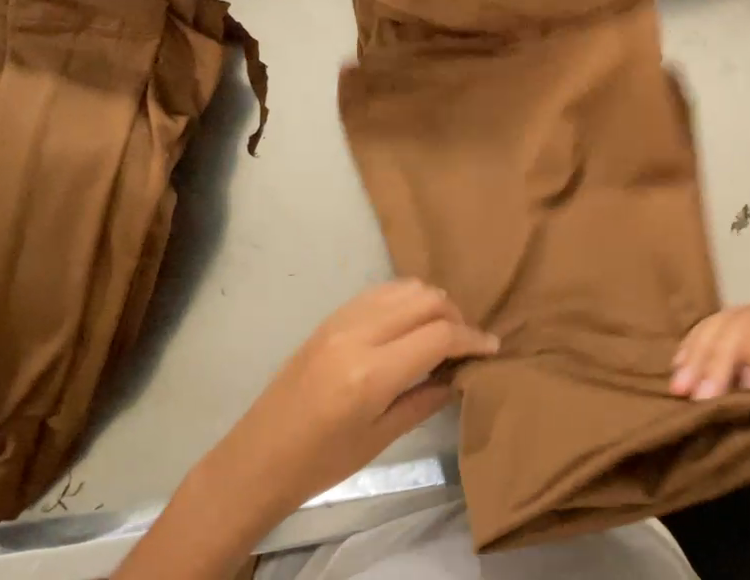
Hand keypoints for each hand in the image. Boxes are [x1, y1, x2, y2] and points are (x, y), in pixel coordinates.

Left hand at [218, 279, 499, 511]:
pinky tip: (410, 326)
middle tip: (465, 345)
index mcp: (371, 373)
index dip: (472, 338)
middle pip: (427, 299)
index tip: (492, 348)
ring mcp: (341, 320)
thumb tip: (460, 374)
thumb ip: (425, 399)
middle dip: (456, 317)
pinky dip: (406, 300)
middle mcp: (358, 334)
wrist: (257, 458)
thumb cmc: (320, 462)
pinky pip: (381, 292)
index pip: (439, 334)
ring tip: (439, 334)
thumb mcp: (380, 439)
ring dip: (432, 304)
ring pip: (406, 288)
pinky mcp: (331, 317)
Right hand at [670, 298, 749, 473]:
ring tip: (680, 390)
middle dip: (718, 358)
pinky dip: (691, 353)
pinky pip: (706, 334)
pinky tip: (678, 372)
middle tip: (700, 397)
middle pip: (741, 321)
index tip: (747, 389)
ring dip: (697, 357)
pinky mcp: (735, 337)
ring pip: (718, 326)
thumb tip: (729, 396)